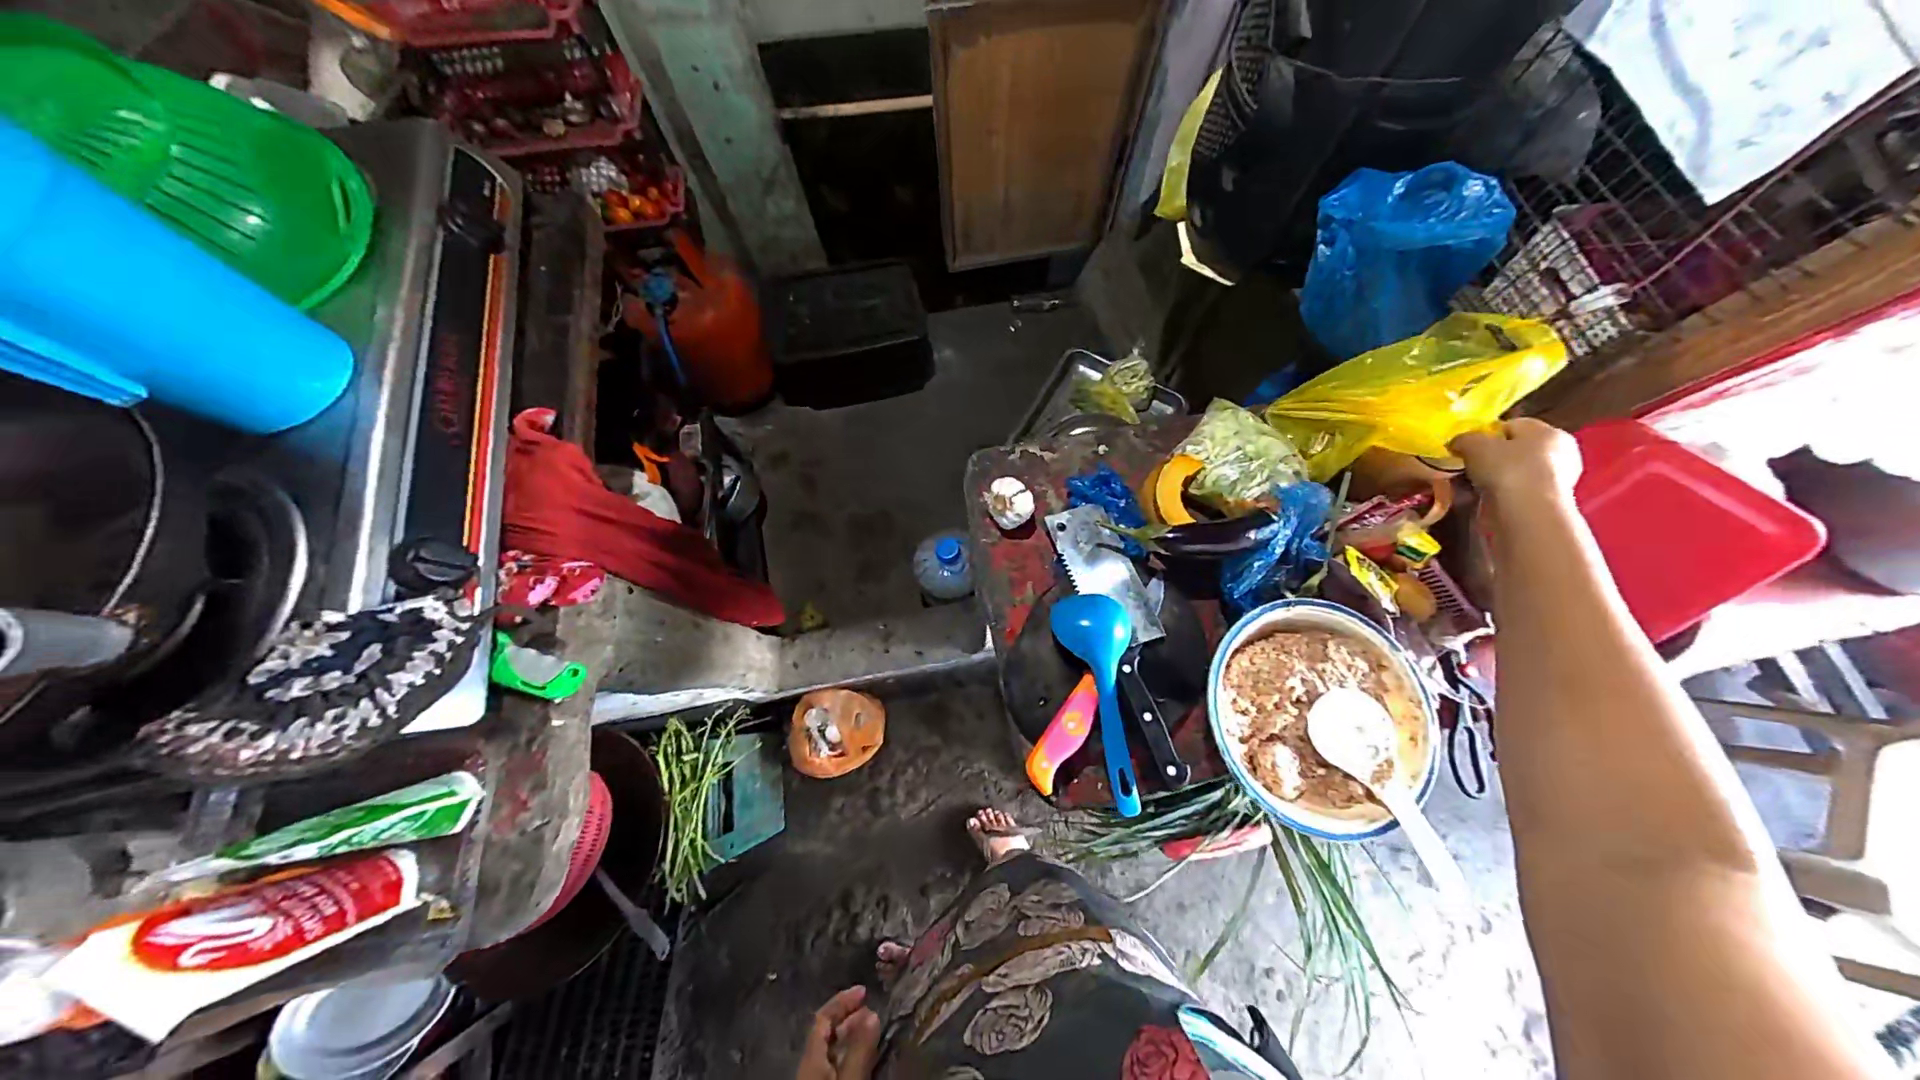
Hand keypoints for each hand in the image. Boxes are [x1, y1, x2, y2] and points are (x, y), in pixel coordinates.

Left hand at [795, 985, 881, 1079]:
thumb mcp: (850, 1078)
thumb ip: (859, 1049)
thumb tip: (873, 1014)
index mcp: (811, 1055)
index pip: (822, 1017)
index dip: (842, 1000)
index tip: (863, 990)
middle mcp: (808, 1062)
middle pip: (825, 1031)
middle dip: (848, 1015)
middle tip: (870, 1009)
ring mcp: (812, 1076)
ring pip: (830, 1047)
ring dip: (849, 1033)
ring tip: (870, 1029)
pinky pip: (833, 1060)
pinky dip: (848, 1050)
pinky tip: (861, 1054)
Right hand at [1451, 418, 1582, 511]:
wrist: (1527, 511)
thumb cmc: (1506, 469)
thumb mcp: (1474, 444)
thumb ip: (1464, 438)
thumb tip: (1458, 442)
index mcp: (1547, 431)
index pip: (1511, 425)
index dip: (1485, 435)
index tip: (1465, 448)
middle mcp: (1560, 450)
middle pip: (1516, 448)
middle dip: (1492, 456)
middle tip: (1469, 466)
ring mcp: (1559, 477)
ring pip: (1517, 470)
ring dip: (1496, 476)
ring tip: (1474, 485)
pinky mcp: (1550, 500)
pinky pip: (1519, 489)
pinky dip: (1503, 492)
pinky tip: (1488, 498)